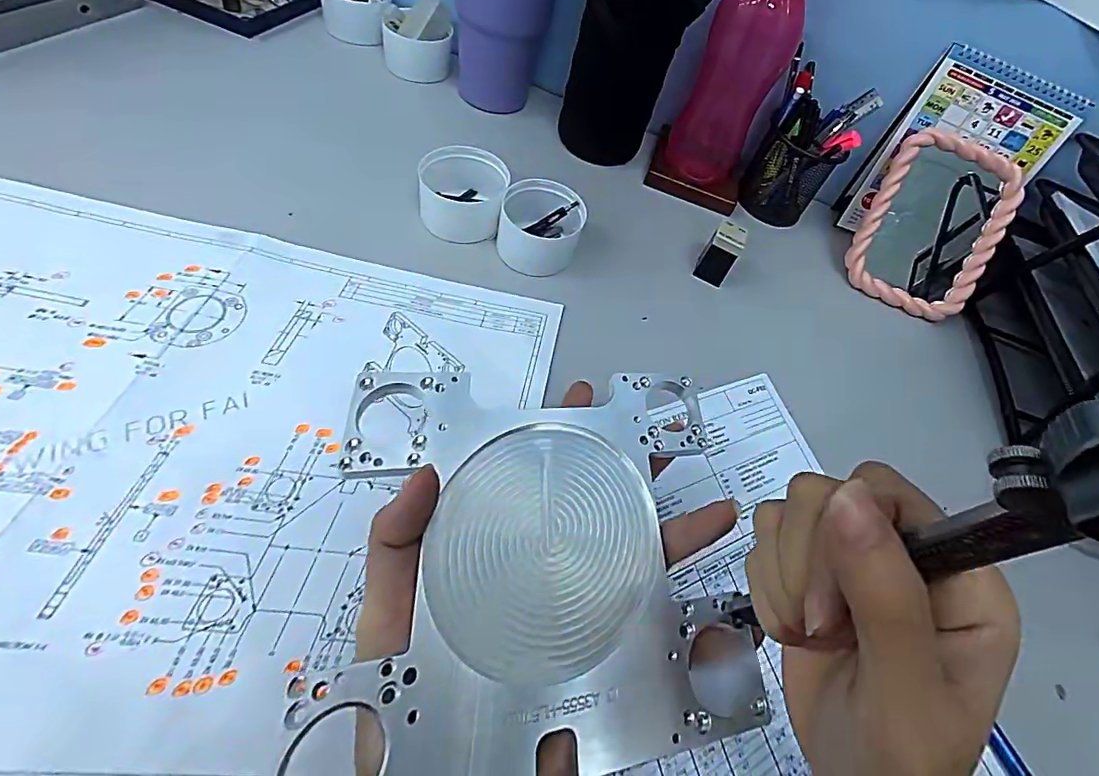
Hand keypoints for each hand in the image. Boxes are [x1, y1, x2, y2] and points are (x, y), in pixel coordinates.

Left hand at [354, 380, 738, 775]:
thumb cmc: (403, 696)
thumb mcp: (389, 616)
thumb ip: (397, 546)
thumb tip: (426, 475)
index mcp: (503, 558)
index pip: (539, 486)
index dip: (561, 441)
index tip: (583, 401)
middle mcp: (549, 580)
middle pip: (599, 513)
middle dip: (632, 470)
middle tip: (660, 437)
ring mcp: (578, 620)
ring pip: (636, 562)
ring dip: (677, 530)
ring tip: (710, 507)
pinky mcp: (601, 664)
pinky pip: (649, 627)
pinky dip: (683, 600)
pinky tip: (703, 586)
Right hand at [747, 463, 1020, 775]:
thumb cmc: (901, 761)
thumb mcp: (908, 692)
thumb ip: (887, 596)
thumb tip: (850, 496)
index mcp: (957, 567)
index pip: (886, 492)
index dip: (846, 538)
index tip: (831, 611)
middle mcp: (908, 547)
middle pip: (831, 492)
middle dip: (810, 566)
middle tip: (821, 628)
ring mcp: (857, 552)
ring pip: (795, 507)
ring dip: (786, 577)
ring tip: (811, 633)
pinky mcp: (814, 563)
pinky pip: (769, 531)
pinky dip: (768, 585)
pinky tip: (795, 627)